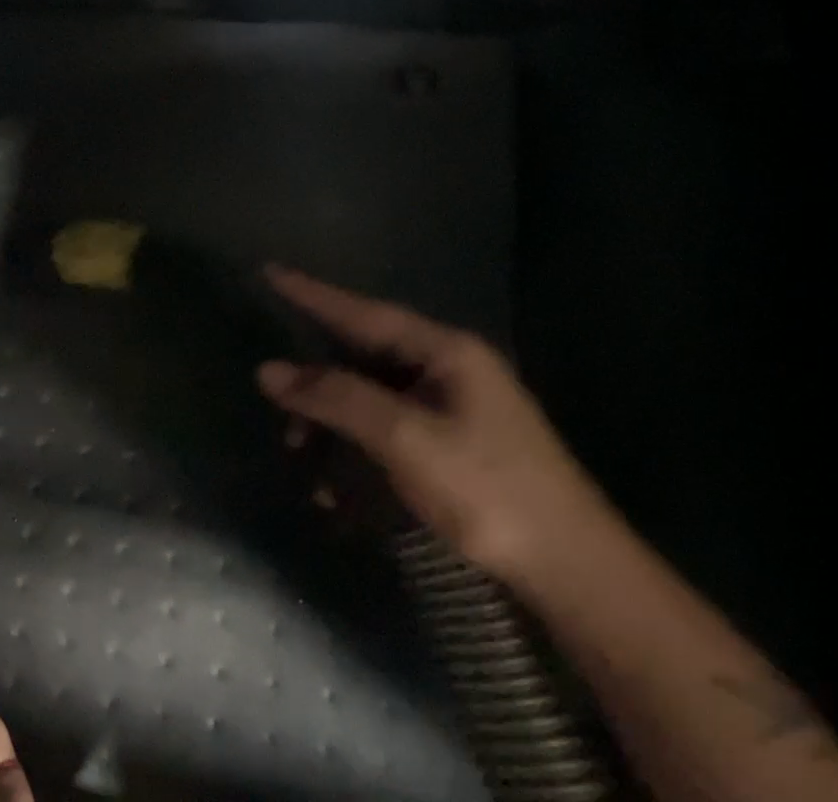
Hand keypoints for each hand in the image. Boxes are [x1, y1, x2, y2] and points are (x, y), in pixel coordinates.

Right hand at [255, 267, 614, 581]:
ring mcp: (451, 409)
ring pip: (369, 399)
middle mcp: (449, 371)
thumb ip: (337, 398)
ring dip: (331, 424)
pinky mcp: (450, 446)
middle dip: (315, 380)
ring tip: (300, 452)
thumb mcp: (405, 438)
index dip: (314, 295)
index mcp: (447, 354)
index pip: (365, 313)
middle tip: (273, 394)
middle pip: (363, 357)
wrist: (568, 566)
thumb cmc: (488, 489)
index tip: (270, 272)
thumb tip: (269, 370)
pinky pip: (385, 432)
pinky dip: (354, 451)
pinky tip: (335, 491)